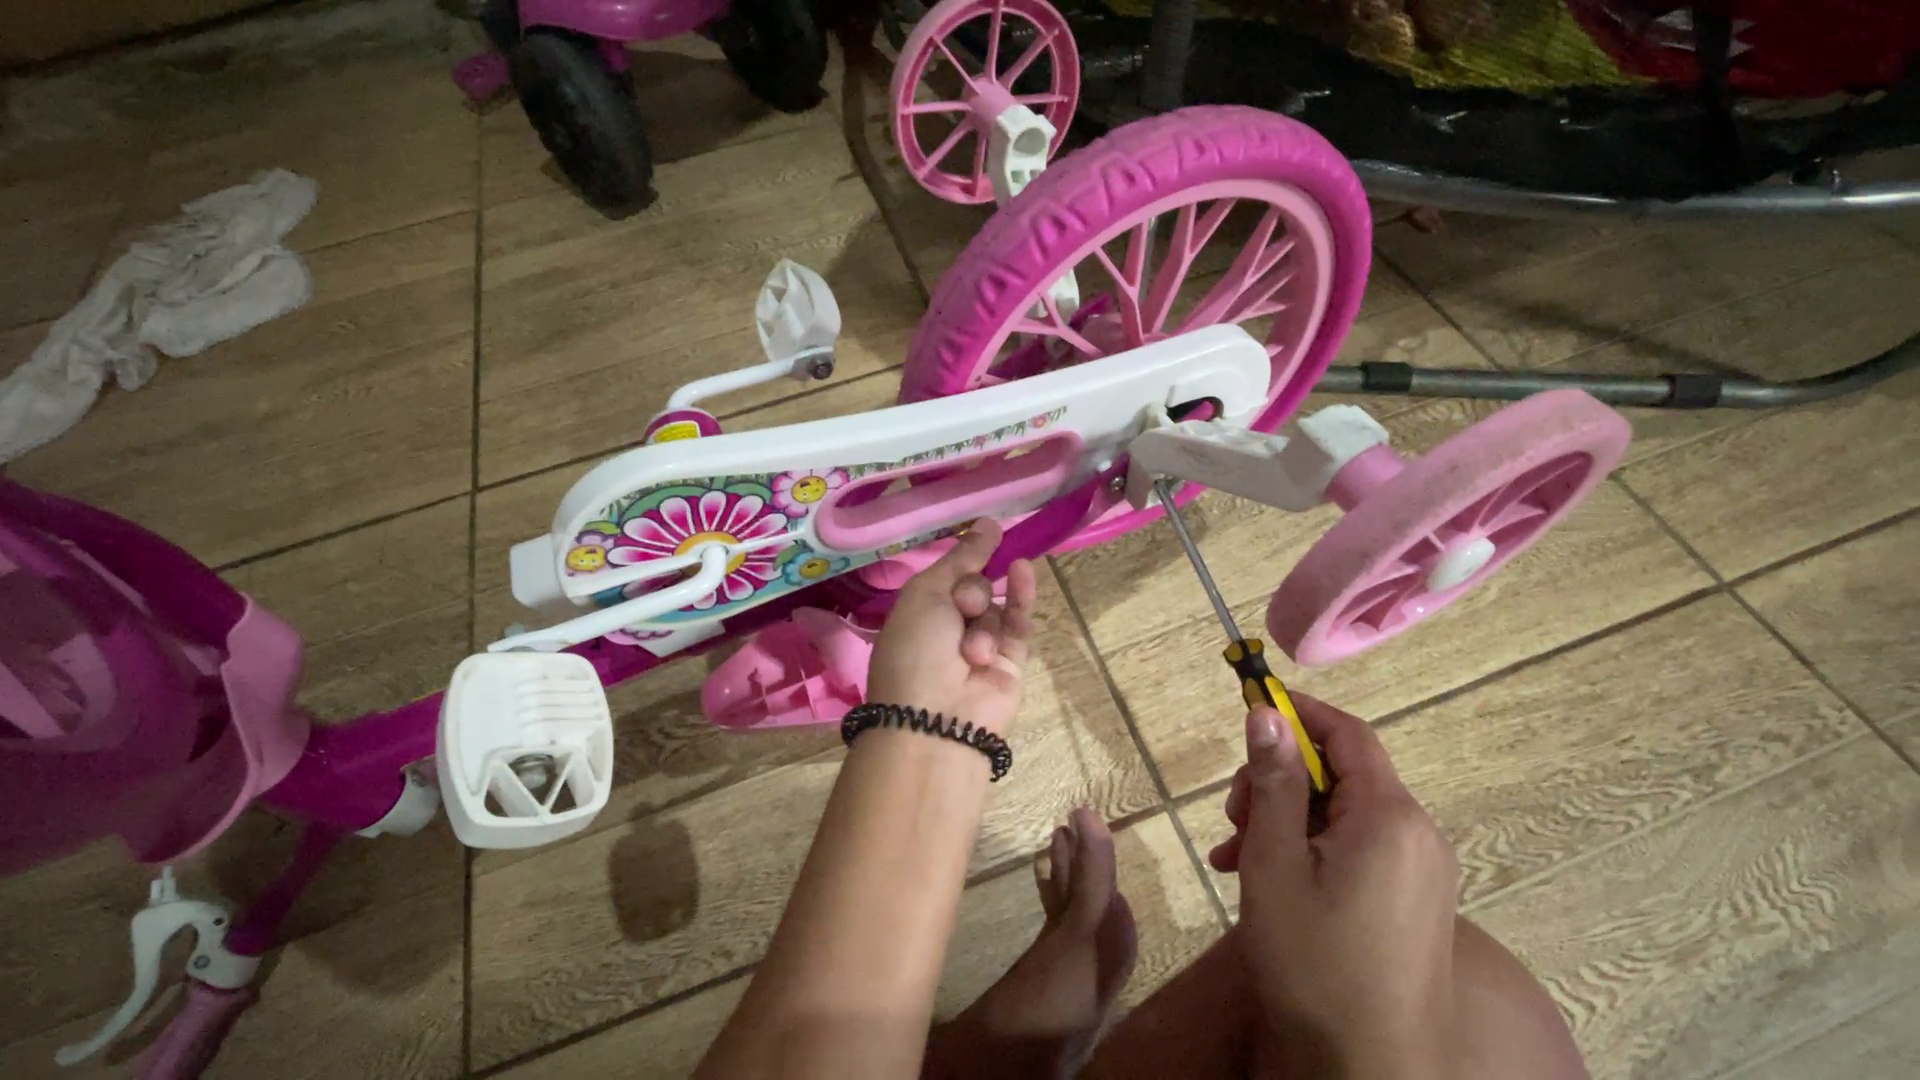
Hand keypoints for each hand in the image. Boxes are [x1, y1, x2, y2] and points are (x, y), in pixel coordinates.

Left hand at [864, 518, 1037, 734]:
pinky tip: (1025, 570)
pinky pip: (1018, 622)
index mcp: (917, 617)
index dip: (963, 560)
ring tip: (974, 649)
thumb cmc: (916, 651)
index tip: (987, 533)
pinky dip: (1021, 597)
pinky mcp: (1011, 662)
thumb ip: (962, 558)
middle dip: (971, 593)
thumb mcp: (927, 593)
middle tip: (962, 610)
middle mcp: (948, 631)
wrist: (938, 720)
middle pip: (973, 588)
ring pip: (995, 608)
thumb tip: (989, 522)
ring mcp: (981, 646)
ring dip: (986, 618)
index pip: (946, 577)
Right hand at [1210, 696, 1458, 1077]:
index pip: (1346, 734)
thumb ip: (1272, 784)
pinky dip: (1309, 849)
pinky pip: (1356, 849)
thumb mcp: (1274, 865)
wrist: (1374, 1069)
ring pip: (1342, 813)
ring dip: (1286, 818)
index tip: (1249, 708)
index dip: (1297, 712)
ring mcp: (1420, 870)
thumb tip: (1266, 715)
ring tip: (1235, 854)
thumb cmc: (1315, 961)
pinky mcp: (1413, 901)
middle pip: (1341, 773)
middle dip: (1279, 779)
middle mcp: (1416, 833)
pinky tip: (1263, 878)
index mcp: (1389, 816)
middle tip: (1231, 815)